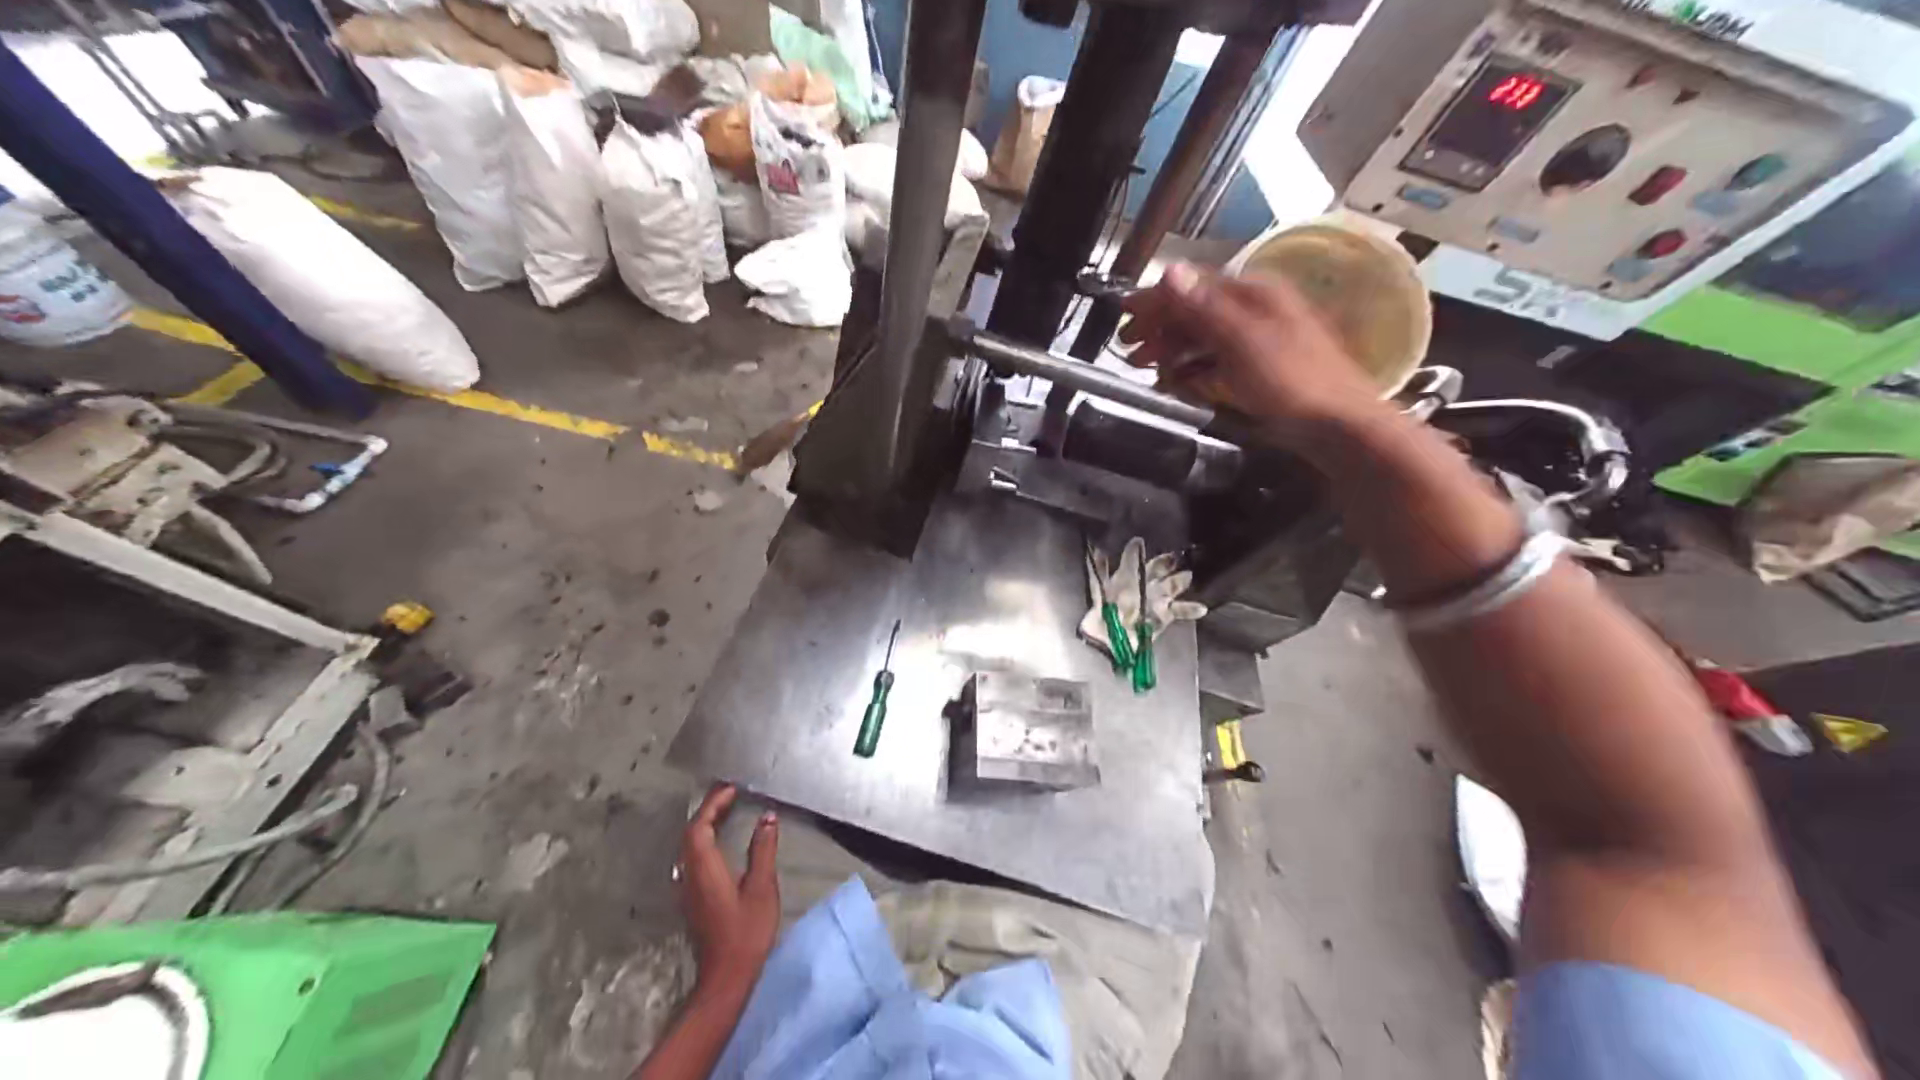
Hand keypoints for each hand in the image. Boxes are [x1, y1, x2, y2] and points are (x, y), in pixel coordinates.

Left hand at [678, 784, 779, 995]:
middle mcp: (689, 875)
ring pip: (689, 846)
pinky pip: (693, 857)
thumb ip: (762, 849)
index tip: (731, 788)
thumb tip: (767, 817)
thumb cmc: (746, 931)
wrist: (726, 977)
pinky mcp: (692, 898)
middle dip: (708, 809)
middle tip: (730, 793)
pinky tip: (721, 840)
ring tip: (727, 809)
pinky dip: (705, 840)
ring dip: (705, 824)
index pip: (700, 826)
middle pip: (691, 834)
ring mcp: (687, 888)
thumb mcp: (761, 887)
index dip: (713, 804)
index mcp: (704, 868)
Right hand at [1120, 263, 1384, 440]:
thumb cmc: (1291, 381)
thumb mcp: (1242, 340)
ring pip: (1204, 336)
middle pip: (1196, 310)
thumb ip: (1203, 307)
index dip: (1156, 298)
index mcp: (1254, 294)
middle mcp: (1256, 309)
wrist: (1338, 425)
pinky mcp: (1259, 368)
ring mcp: (1259, 339)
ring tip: (1145, 367)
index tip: (1123, 312)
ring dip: (1171, 348)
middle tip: (1128, 348)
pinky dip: (1191, 367)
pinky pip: (1215, 360)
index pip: (1193, 286)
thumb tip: (1168, 271)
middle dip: (1159, 326)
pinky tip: (1176, 380)